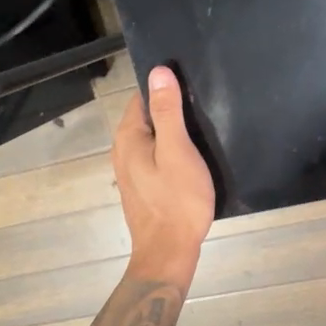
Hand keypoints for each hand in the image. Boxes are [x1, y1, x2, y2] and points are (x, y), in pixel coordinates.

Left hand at [112, 66, 215, 287]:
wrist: (168, 253)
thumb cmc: (177, 200)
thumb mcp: (178, 150)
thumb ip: (168, 111)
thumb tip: (158, 71)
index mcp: (128, 137)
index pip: (143, 96)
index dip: (166, 86)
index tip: (192, 84)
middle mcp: (123, 150)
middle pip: (146, 115)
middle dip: (170, 106)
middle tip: (202, 103)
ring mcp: (130, 169)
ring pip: (152, 135)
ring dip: (172, 129)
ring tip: (202, 125)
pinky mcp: (142, 184)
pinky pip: (155, 153)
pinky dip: (171, 147)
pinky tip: (191, 153)